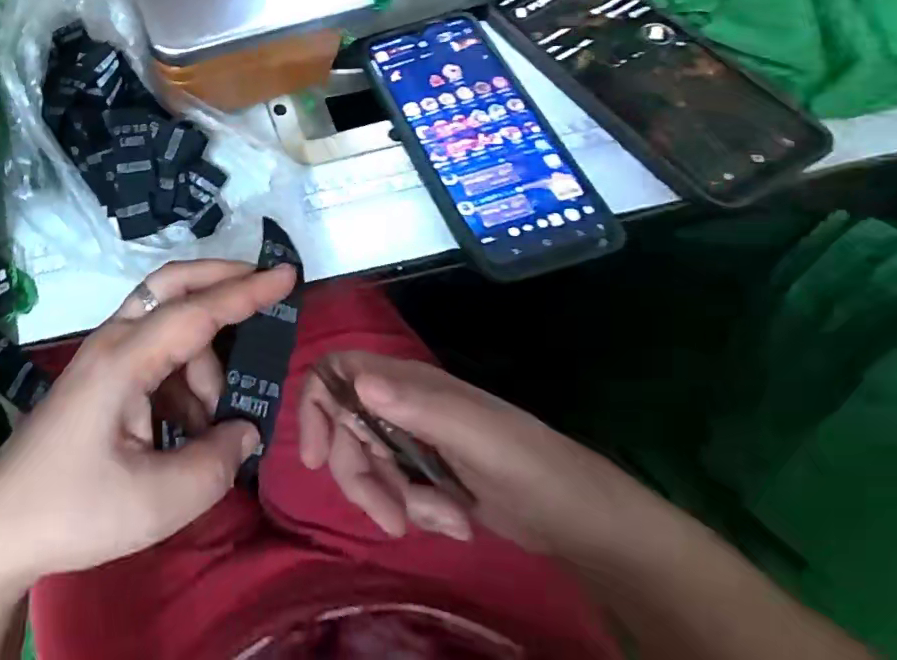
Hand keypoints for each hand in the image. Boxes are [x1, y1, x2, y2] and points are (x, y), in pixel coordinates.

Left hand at [0, 260, 296, 591]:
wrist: (0, 529)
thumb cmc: (75, 511)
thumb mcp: (158, 500)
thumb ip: (215, 462)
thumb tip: (245, 430)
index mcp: (124, 360)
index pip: (196, 312)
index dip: (246, 293)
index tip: (288, 274)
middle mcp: (112, 343)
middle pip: (172, 289)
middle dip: (221, 283)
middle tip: (267, 293)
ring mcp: (103, 358)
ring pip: (168, 329)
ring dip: (203, 362)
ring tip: (210, 427)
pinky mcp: (101, 379)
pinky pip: (155, 358)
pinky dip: (183, 381)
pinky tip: (187, 432)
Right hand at [298, 351, 662, 562]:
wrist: (582, 520)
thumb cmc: (529, 465)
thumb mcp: (473, 435)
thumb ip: (415, 406)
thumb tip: (356, 381)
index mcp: (405, 382)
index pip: (334, 374)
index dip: (314, 406)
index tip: (315, 457)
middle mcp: (400, 404)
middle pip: (343, 431)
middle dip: (359, 477)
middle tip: (390, 515)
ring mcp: (412, 439)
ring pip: (365, 465)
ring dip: (391, 500)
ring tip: (441, 522)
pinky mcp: (424, 473)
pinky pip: (391, 489)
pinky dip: (412, 510)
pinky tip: (453, 522)